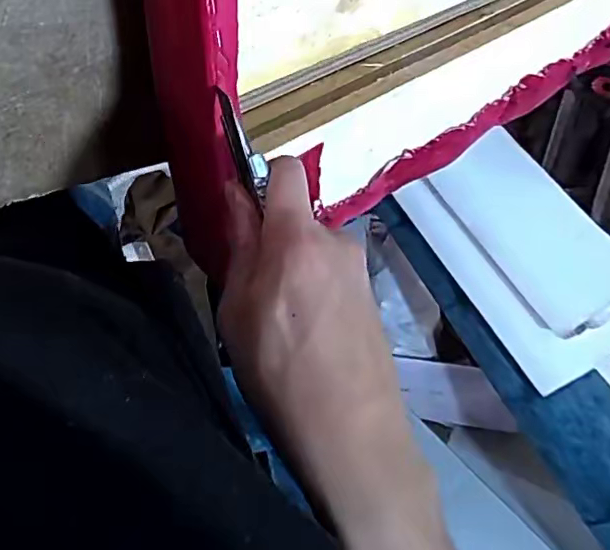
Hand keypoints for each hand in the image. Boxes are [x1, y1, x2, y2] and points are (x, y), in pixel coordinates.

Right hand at [218, 157, 448, 549]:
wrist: (354, 440)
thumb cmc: (280, 371)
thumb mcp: (237, 307)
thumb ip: (240, 243)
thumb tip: (237, 195)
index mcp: (297, 236)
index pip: (286, 168)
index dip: (262, 176)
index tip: (243, 206)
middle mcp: (335, 240)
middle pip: (298, 215)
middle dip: (274, 235)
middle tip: (255, 281)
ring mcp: (359, 269)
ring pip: (314, 247)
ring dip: (296, 265)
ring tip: (282, 316)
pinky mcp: (372, 296)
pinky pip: (333, 273)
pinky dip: (316, 287)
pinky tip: (309, 333)